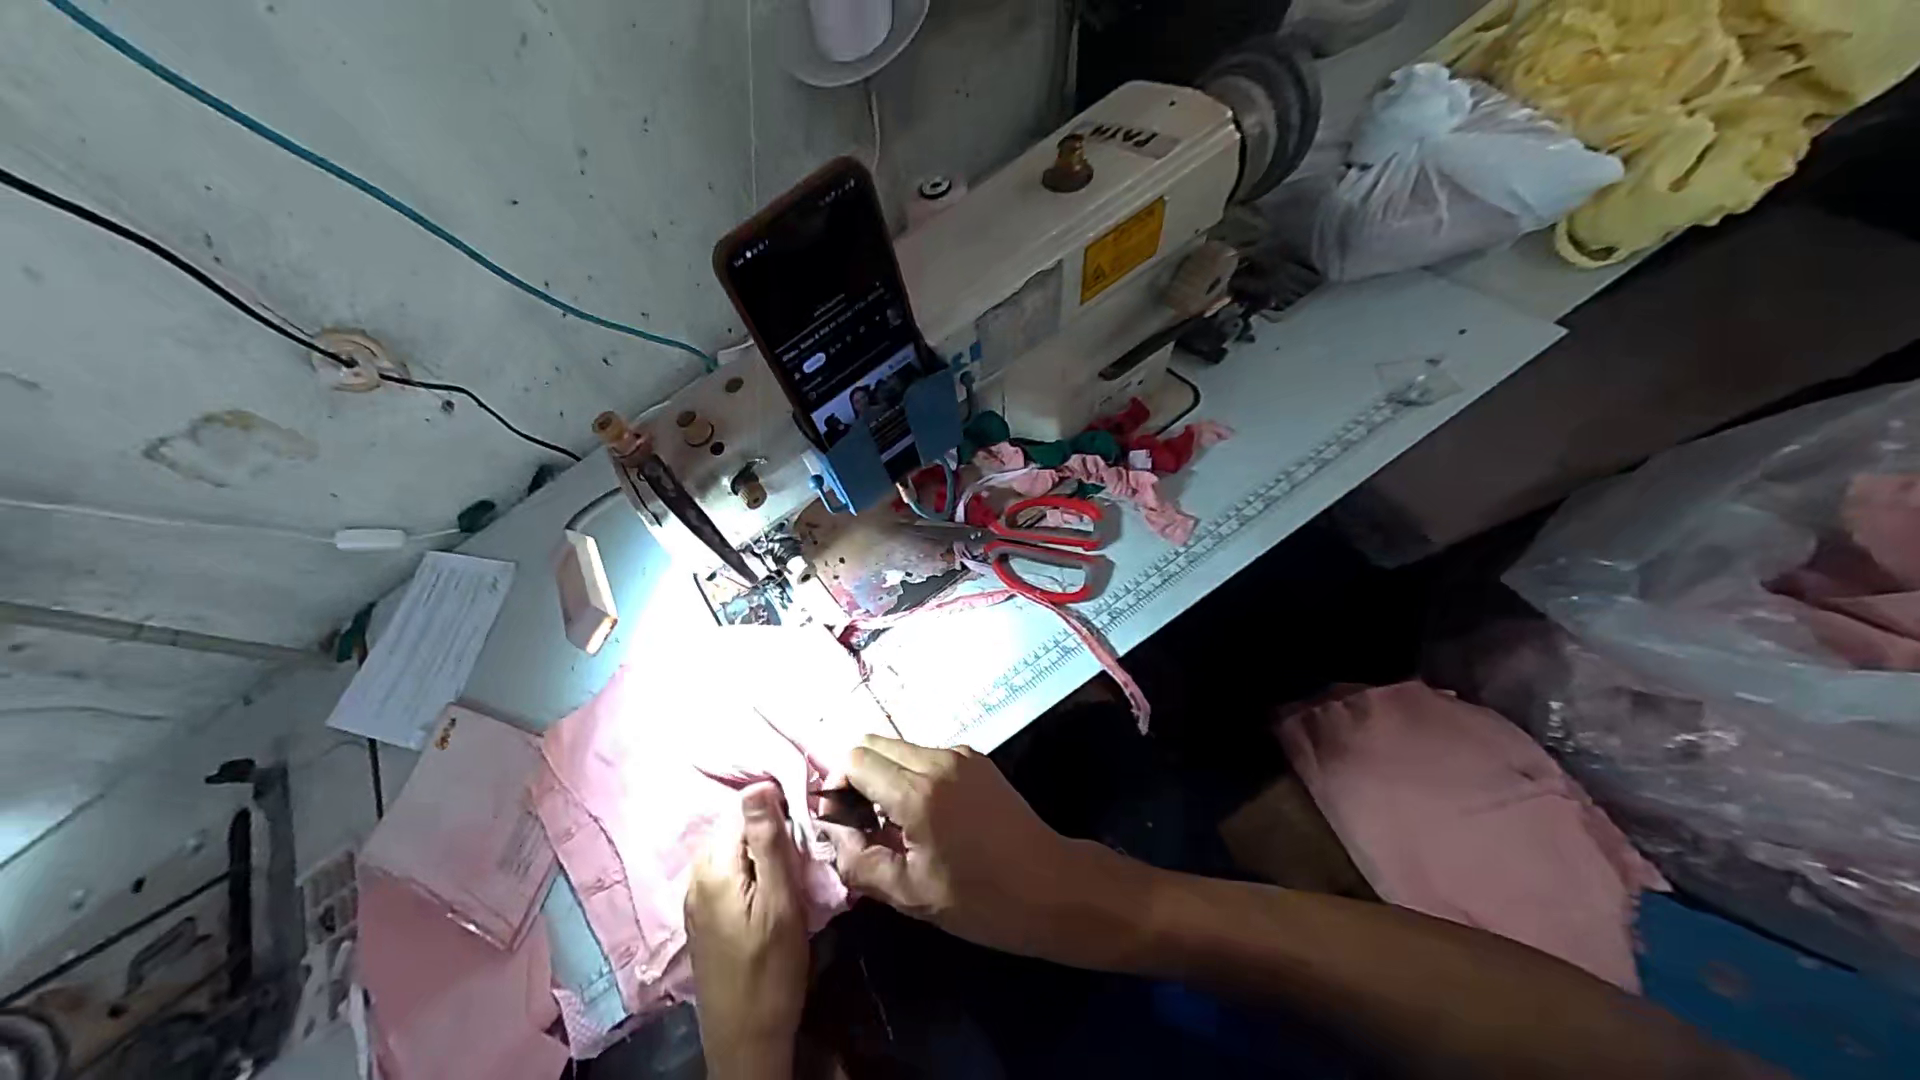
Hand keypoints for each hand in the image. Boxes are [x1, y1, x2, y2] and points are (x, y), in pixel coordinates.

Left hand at [685, 783, 808, 1079]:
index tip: (808, 820)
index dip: (777, 808)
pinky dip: (752, 870)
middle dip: (770, 829)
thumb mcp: (780, 900)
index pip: (743, 809)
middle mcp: (695, 877)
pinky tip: (774, 887)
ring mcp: (696, 898)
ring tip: (795, 866)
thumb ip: (767, 841)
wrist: (745, 1041)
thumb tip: (759, 785)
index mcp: (712, 868)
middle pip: (736, 829)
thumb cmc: (771, 970)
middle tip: (806, 847)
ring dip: (763, 850)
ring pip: (734, 850)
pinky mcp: (705, 916)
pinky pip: (729, 872)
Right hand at [823, 735, 1136, 965]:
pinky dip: (912, 774)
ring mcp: (961, 754)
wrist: (1051, 886)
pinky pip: (927, 754)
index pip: (855, 759)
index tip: (841, 819)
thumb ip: (859, 861)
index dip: (837, 785)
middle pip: (874, 743)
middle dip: (858, 776)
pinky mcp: (977, 759)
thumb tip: (834, 832)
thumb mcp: (909, 894)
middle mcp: (938, 759)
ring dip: (886, 774)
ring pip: (901, 747)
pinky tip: (926, 813)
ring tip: (896, 821)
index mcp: (918, 792)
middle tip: (864, 821)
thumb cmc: (980, 899)